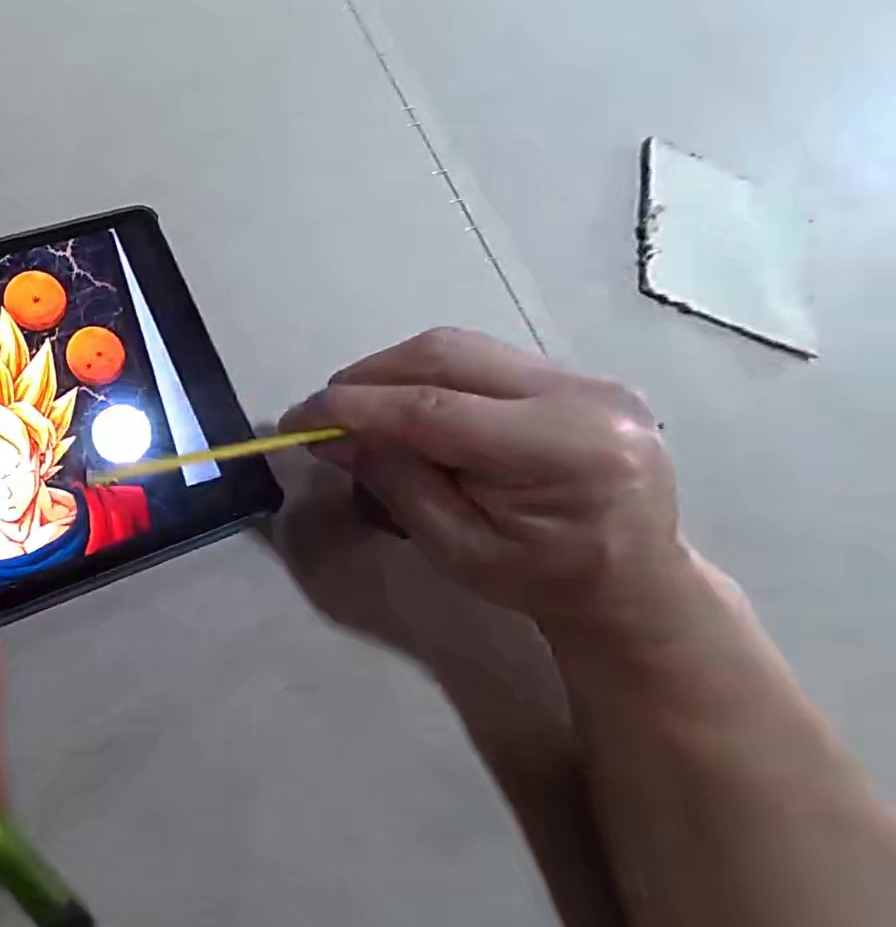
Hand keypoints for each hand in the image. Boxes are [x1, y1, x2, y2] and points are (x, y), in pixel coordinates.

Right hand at [279, 328, 689, 625]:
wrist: (631, 579)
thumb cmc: (538, 578)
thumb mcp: (451, 545)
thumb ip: (392, 481)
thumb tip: (330, 437)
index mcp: (564, 451)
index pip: (430, 408)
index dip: (351, 408)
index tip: (295, 420)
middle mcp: (584, 397)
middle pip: (444, 356)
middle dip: (365, 378)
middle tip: (321, 413)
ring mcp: (584, 378)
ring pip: (456, 347)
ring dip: (388, 372)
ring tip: (356, 410)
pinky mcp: (570, 375)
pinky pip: (474, 358)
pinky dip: (420, 376)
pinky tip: (401, 407)